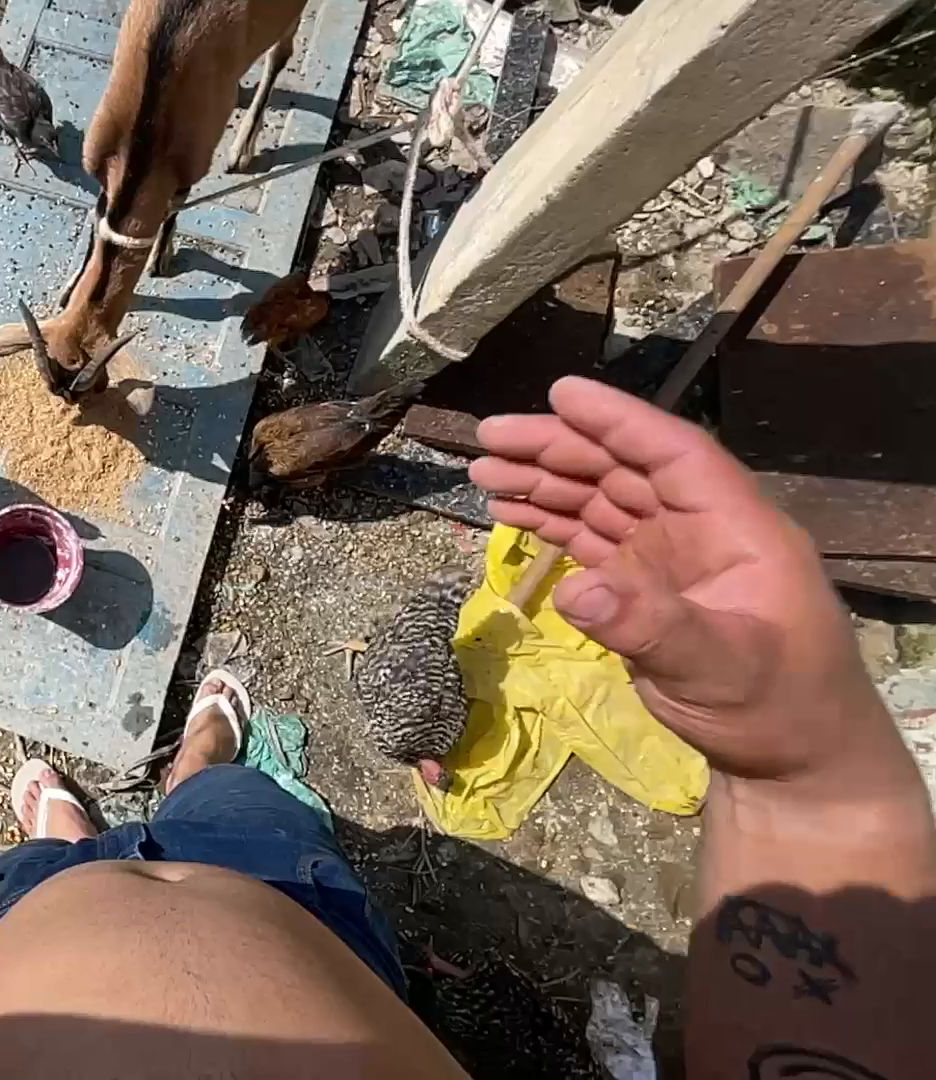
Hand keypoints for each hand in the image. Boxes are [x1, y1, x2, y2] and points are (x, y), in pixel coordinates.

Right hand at [469, 378, 908, 798]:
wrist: (786, 757)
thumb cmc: (771, 707)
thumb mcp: (717, 669)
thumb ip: (649, 626)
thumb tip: (576, 588)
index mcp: (737, 532)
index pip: (674, 456)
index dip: (617, 420)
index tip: (558, 393)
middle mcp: (698, 531)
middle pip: (620, 470)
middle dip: (555, 448)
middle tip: (487, 438)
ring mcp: (666, 556)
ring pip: (595, 498)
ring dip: (540, 481)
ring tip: (482, 471)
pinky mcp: (638, 583)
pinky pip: (584, 535)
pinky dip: (544, 520)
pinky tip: (507, 510)